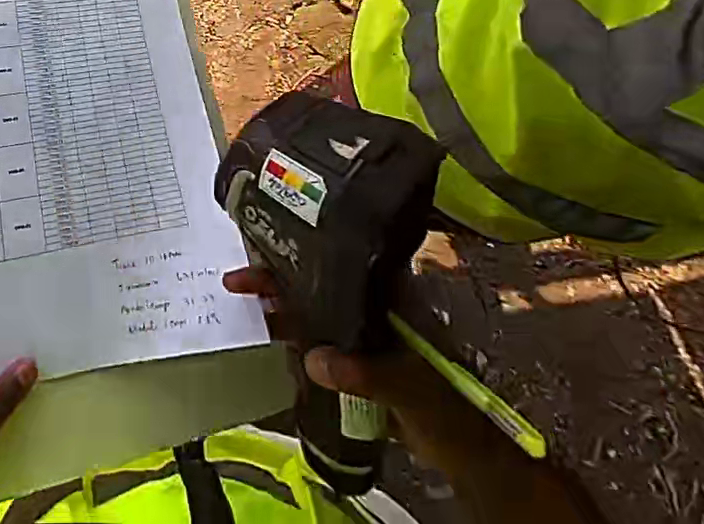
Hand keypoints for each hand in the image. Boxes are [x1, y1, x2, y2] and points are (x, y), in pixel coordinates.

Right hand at [221, 266, 481, 459]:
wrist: (466, 454)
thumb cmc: (447, 407)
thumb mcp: (408, 386)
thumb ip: (363, 371)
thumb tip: (313, 360)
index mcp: (388, 295)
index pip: (339, 262)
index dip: (301, 252)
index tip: (266, 249)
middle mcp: (369, 304)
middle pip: (316, 281)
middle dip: (278, 277)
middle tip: (238, 280)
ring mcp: (359, 329)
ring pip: (311, 308)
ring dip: (279, 304)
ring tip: (243, 300)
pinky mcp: (352, 355)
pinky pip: (314, 337)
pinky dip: (290, 333)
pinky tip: (268, 333)